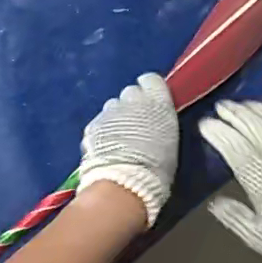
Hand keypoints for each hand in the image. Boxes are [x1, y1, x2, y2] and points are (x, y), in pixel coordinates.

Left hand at [79, 73, 178, 227]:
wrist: (124, 182)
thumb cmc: (157, 167)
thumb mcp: (169, 139)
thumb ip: (159, 121)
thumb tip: (152, 119)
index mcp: (157, 102)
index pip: (151, 80)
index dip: (149, 90)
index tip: (151, 101)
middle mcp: (131, 101)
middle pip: (130, 93)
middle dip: (132, 105)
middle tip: (135, 124)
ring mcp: (108, 112)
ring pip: (112, 107)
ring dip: (116, 118)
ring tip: (119, 138)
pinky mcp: (92, 125)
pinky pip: (99, 122)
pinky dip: (102, 130)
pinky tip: (106, 146)